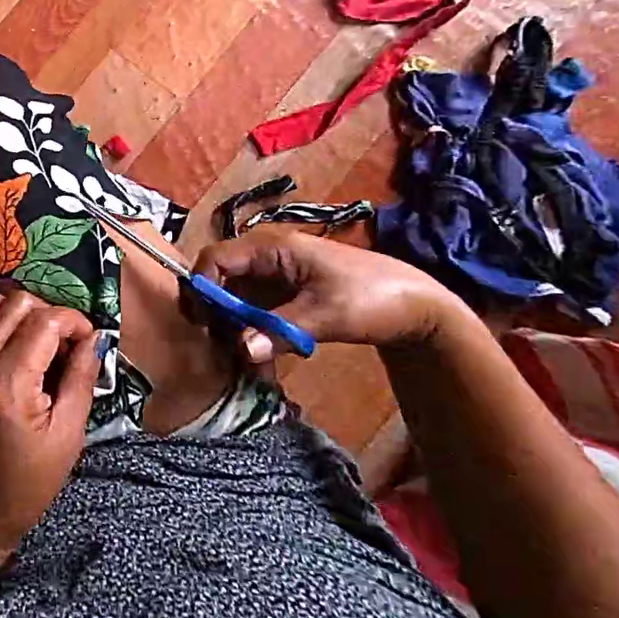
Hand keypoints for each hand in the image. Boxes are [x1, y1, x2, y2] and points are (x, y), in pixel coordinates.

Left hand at [0, 291, 99, 564]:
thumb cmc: (27, 480)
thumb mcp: (68, 435)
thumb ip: (82, 378)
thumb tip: (95, 338)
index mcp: (10, 381)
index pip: (47, 319)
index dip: (74, 322)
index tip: (88, 340)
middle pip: (18, 301)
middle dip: (49, 312)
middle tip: (63, 342)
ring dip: (20, 310)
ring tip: (38, 338)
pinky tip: (11, 340)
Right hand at [194, 228, 461, 363]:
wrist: (417, 307)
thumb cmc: (373, 297)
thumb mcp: (328, 314)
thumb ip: (282, 329)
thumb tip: (240, 348)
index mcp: (271, 248)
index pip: (215, 259)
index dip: (201, 287)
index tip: (203, 324)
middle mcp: (265, 260)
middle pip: (219, 282)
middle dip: (217, 318)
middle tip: (226, 353)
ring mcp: (273, 280)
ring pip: (234, 304)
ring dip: (236, 335)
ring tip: (250, 370)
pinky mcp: (282, 299)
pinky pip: (254, 318)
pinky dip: (253, 340)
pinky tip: (264, 368)